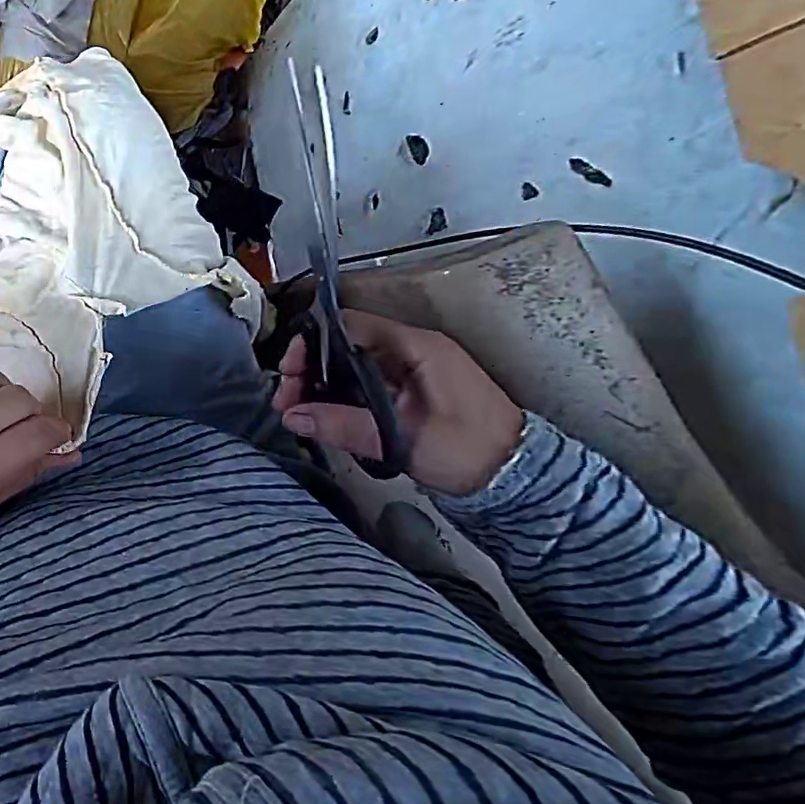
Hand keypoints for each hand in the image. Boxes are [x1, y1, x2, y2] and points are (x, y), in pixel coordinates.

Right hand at [273, 310, 522, 494]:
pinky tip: (323, 416)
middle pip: (345, 346)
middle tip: (287, 400)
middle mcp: (411, 350)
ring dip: (322, 385)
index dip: (313, 344)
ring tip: (298, 412)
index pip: (350, 326)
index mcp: (415, 347)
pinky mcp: (409, 392)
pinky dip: (341, 397)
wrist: (517, 477)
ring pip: (352, 366)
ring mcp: (411, 371)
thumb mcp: (402, 439)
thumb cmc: (468, 450)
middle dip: (310, 369)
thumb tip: (293, 416)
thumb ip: (345, 425)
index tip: (289, 372)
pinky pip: (365, 384)